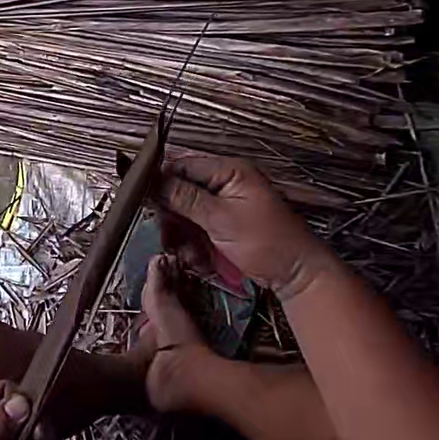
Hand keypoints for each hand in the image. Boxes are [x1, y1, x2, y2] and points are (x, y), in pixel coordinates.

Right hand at [153, 153, 334, 297]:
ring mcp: (223, 205)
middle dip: (171, 215)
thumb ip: (184, 198)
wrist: (296, 274)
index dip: (160, 181)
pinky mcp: (222, 225)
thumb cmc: (267, 242)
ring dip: (180, 233)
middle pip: (179, 189)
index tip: (142, 202)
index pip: (182, 165)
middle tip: (171, 237)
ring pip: (183, 212)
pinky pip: (194, 228)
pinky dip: (191, 243)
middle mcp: (224, 183)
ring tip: (188, 252)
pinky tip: (196, 258)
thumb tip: (151, 181)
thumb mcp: (221, 219)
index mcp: (229, 170)